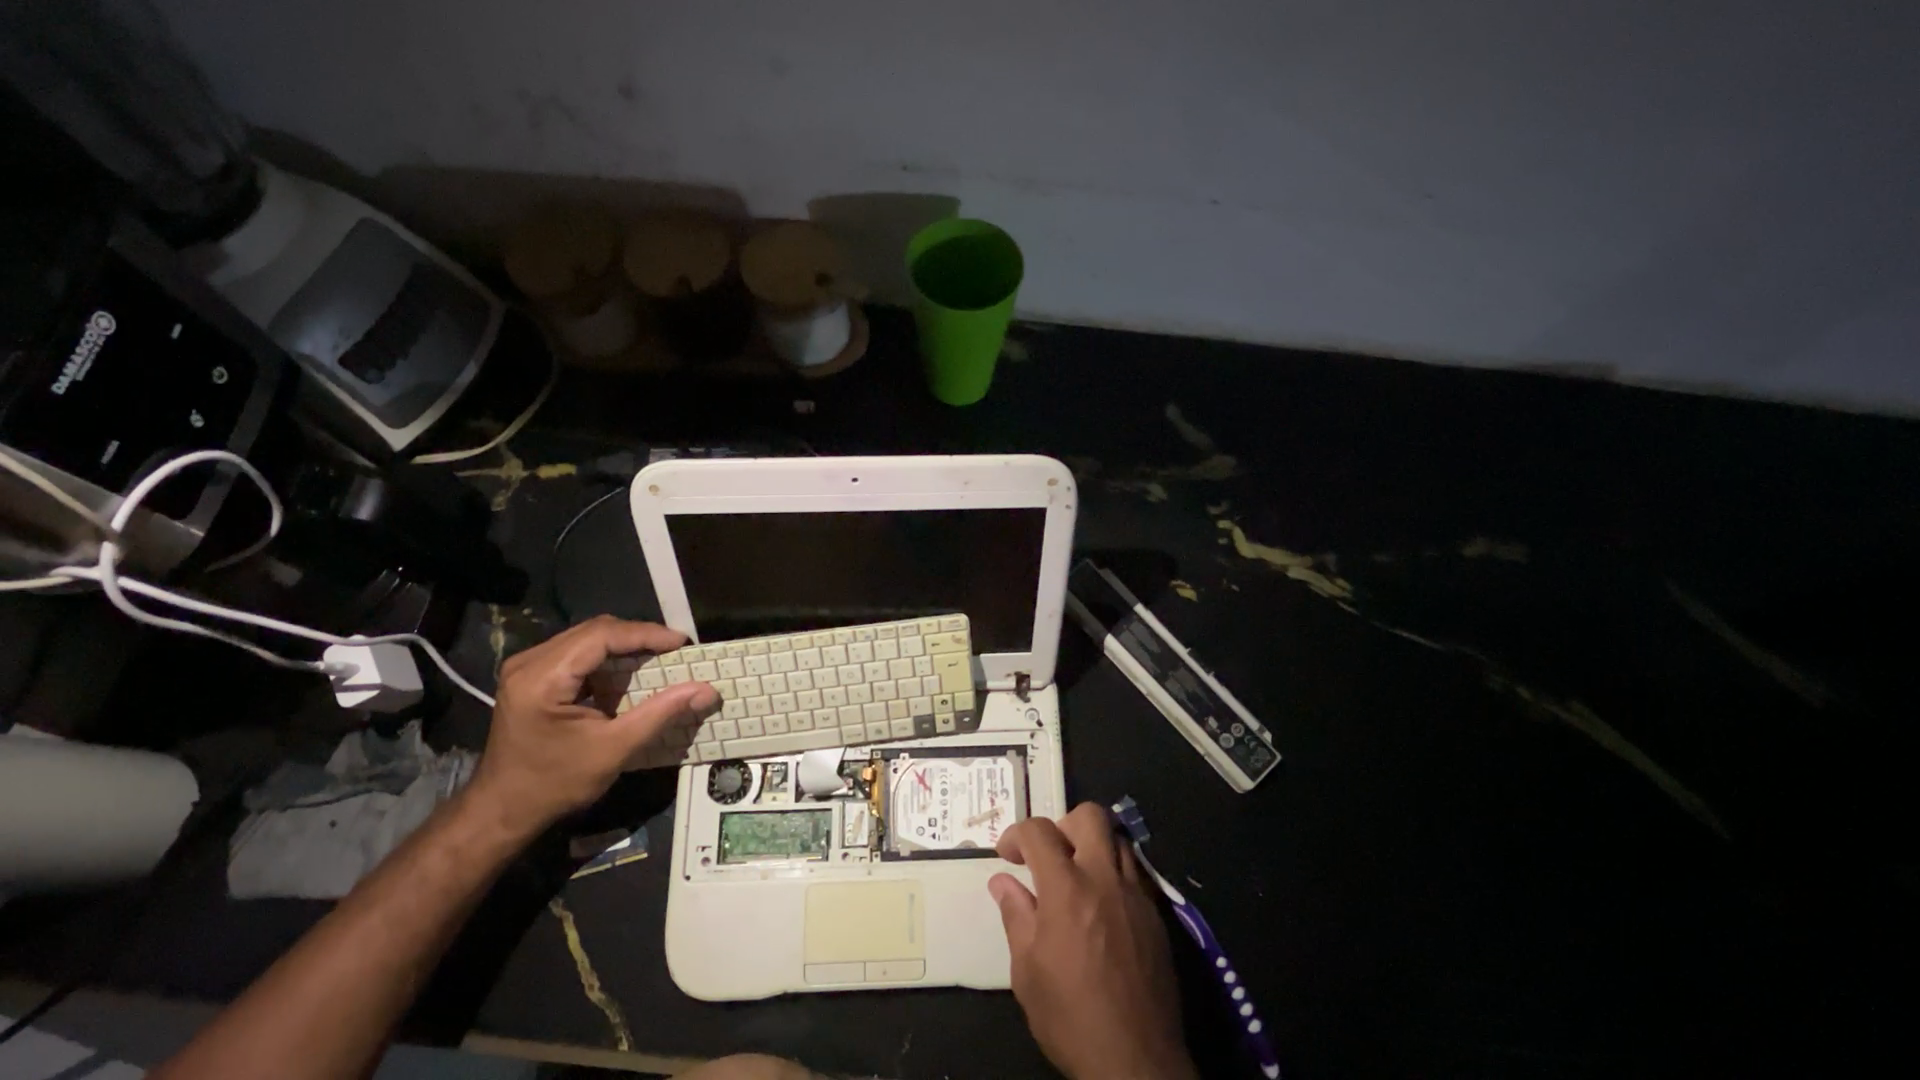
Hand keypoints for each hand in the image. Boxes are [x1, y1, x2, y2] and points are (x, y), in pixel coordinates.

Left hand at [468, 616, 718, 830]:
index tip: (683, 643)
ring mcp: (527, 667)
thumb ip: (660, 713)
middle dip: (638, 638)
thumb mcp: (614, 750)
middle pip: (594, 631)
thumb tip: (706, 690)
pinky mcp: (531, 677)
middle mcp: (529, 662)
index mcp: (542, 677)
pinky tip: (630, 674)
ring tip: (660, 659)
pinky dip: (608, 660)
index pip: (601, 636)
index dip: (646, 634)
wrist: (504, 809)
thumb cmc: (556, 783)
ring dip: (624, 647)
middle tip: (676, 652)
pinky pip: (577, 654)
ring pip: (586, 639)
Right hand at [990, 803, 1196, 1079]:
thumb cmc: (1070, 1018)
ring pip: (1118, 839)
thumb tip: (1003, 882)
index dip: (1015, 834)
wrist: (1136, 1060)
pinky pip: (1135, 872)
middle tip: (1047, 857)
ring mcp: (1137, 896)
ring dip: (1092, 845)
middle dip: (1062, 824)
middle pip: (1090, 816)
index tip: (1006, 857)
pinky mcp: (1157, 915)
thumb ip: (1016, 917)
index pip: (1039, 832)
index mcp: (1067, 890)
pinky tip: (1100, 905)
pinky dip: (1113, 872)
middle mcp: (1106, 880)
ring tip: (1074, 878)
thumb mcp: (1027, 972)